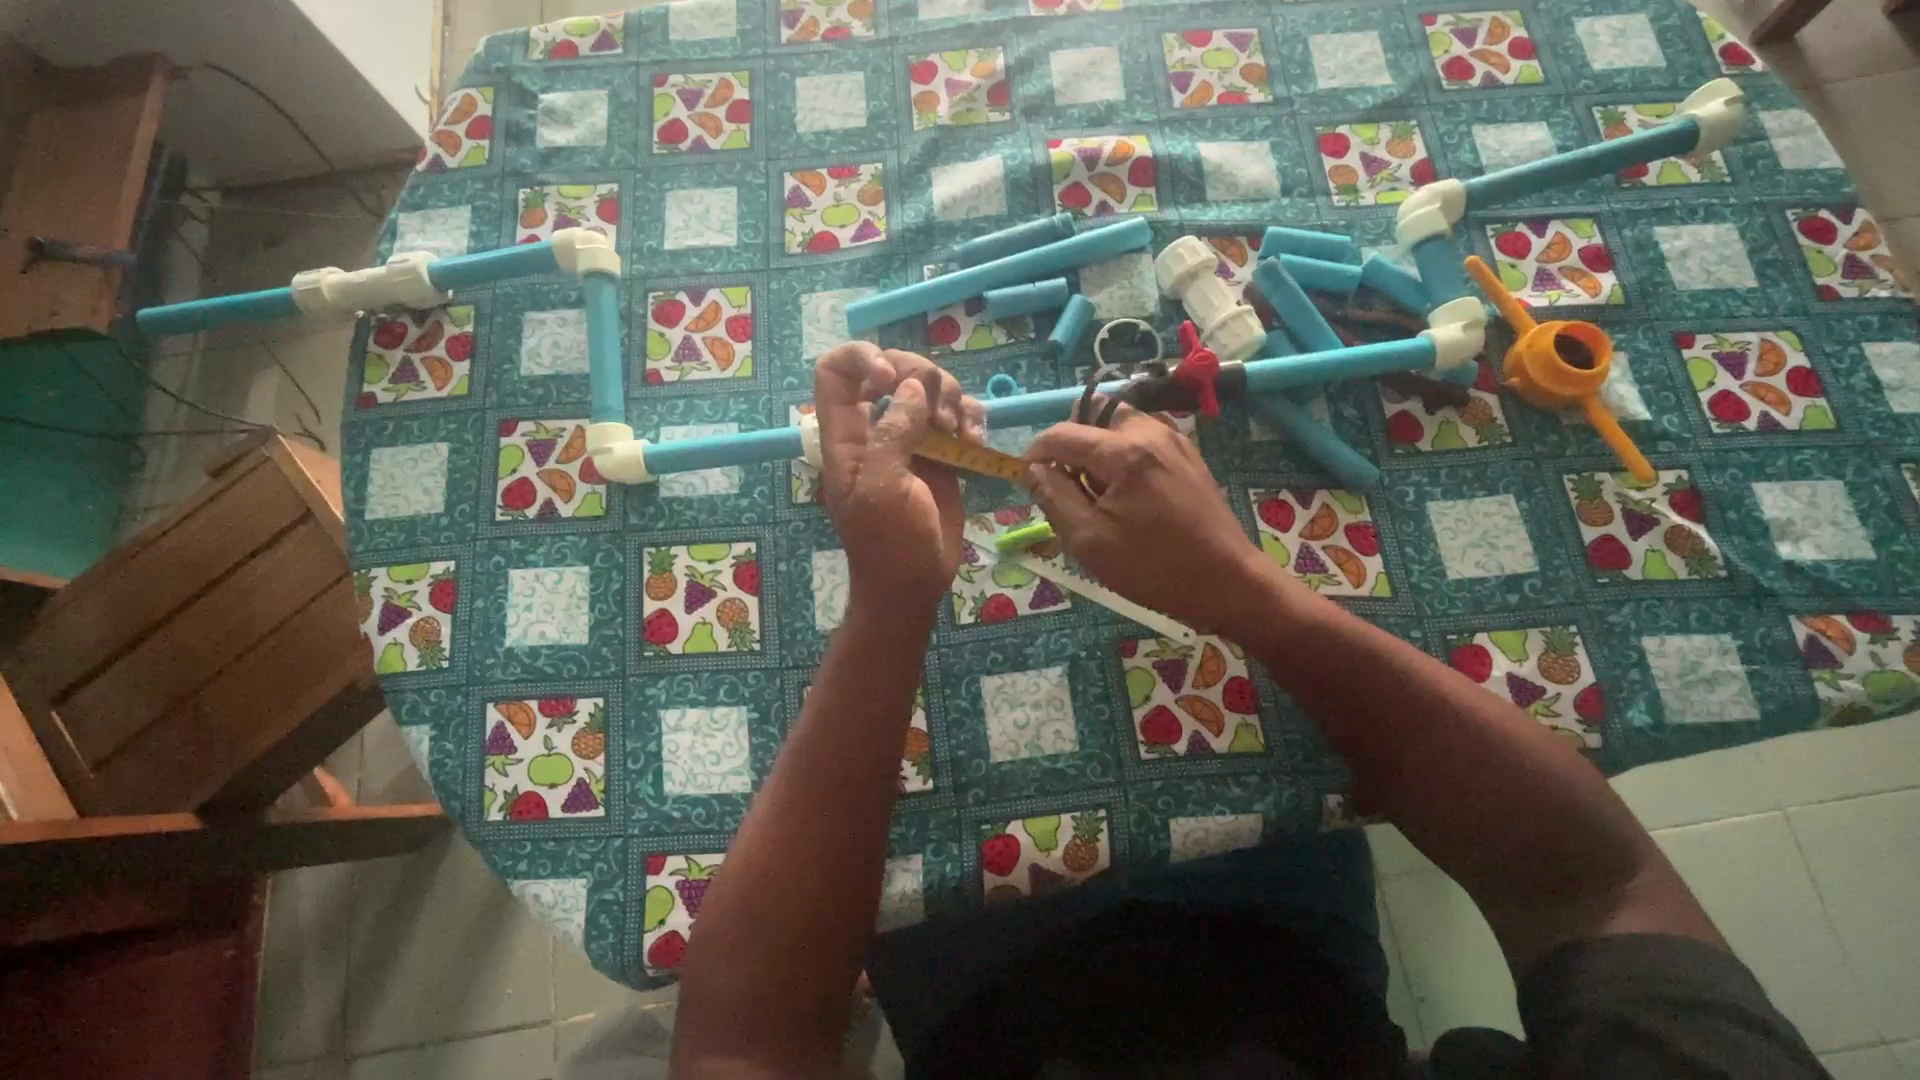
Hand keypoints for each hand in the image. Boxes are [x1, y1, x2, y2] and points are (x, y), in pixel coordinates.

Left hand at [813, 344, 982, 613]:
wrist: (914, 584)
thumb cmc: (889, 543)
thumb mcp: (883, 488)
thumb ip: (893, 433)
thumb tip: (913, 388)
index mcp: (846, 435)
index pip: (836, 371)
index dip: (862, 359)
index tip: (892, 380)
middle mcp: (876, 428)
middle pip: (893, 368)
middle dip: (921, 377)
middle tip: (940, 415)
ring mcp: (911, 438)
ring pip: (929, 387)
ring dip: (950, 399)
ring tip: (959, 435)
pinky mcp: (942, 452)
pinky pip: (958, 415)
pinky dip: (970, 418)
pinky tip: (975, 442)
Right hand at [1023, 405, 1296, 635]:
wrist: (1227, 582)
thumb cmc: (1154, 567)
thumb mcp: (1090, 541)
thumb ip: (1055, 498)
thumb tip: (1034, 470)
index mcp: (1123, 451)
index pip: (1061, 434)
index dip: (1035, 454)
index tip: (1027, 481)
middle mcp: (1150, 432)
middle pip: (1093, 416)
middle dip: (1071, 444)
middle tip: (1067, 486)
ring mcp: (1174, 441)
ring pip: (1119, 425)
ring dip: (1098, 449)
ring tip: (1096, 493)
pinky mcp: (1188, 456)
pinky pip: (1142, 440)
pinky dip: (1123, 456)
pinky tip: (1126, 495)